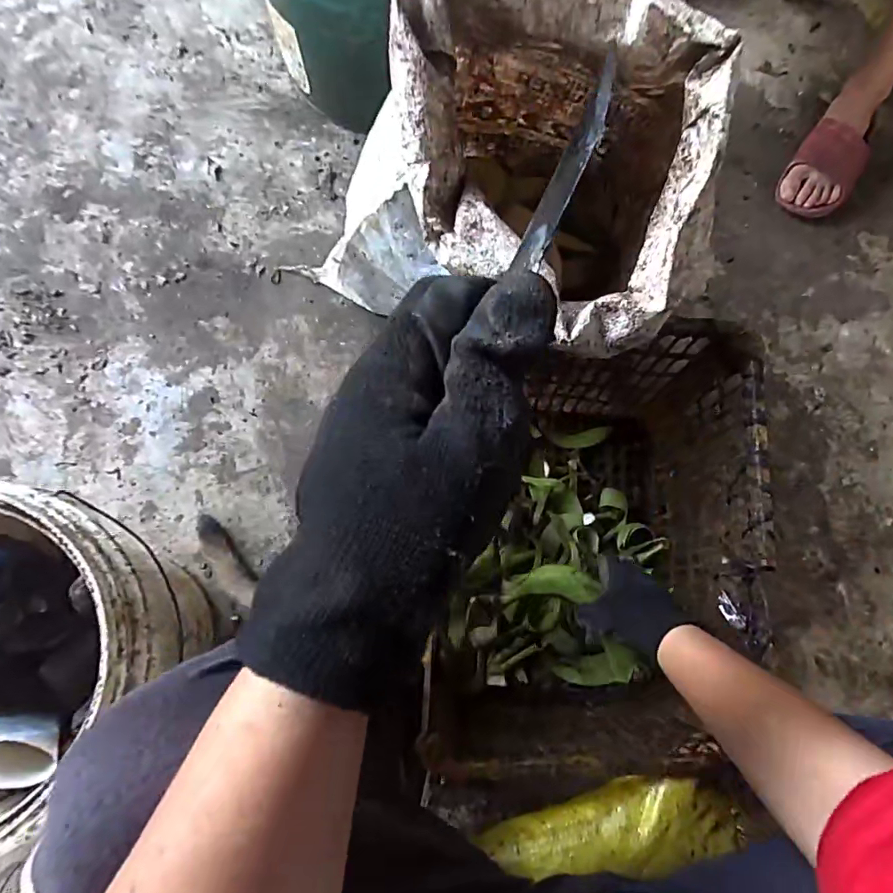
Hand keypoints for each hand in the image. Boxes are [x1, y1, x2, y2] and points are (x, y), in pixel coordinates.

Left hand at [239, 272, 555, 709]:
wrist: (352, 610)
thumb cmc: (417, 524)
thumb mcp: (474, 439)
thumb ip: (495, 360)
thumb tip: (528, 282)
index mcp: (392, 364)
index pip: (448, 295)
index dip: (499, 303)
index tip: (540, 346)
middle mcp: (372, 379)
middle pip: (439, 332)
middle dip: (490, 353)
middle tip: (525, 400)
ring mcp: (367, 417)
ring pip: (435, 373)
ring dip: (476, 388)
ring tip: (502, 434)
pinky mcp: (372, 450)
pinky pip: (424, 410)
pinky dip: (457, 419)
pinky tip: (470, 459)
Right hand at [578, 558, 690, 663]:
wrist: (664, 632)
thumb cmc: (626, 618)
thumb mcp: (598, 616)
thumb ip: (586, 612)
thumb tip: (578, 610)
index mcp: (619, 572)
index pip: (607, 560)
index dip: (601, 563)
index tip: (595, 568)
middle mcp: (636, 573)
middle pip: (625, 569)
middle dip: (617, 576)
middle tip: (607, 585)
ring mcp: (653, 584)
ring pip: (638, 582)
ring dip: (631, 588)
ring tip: (623, 600)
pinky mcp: (665, 599)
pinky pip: (649, 596)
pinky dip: (643, 601)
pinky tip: (639, 612)